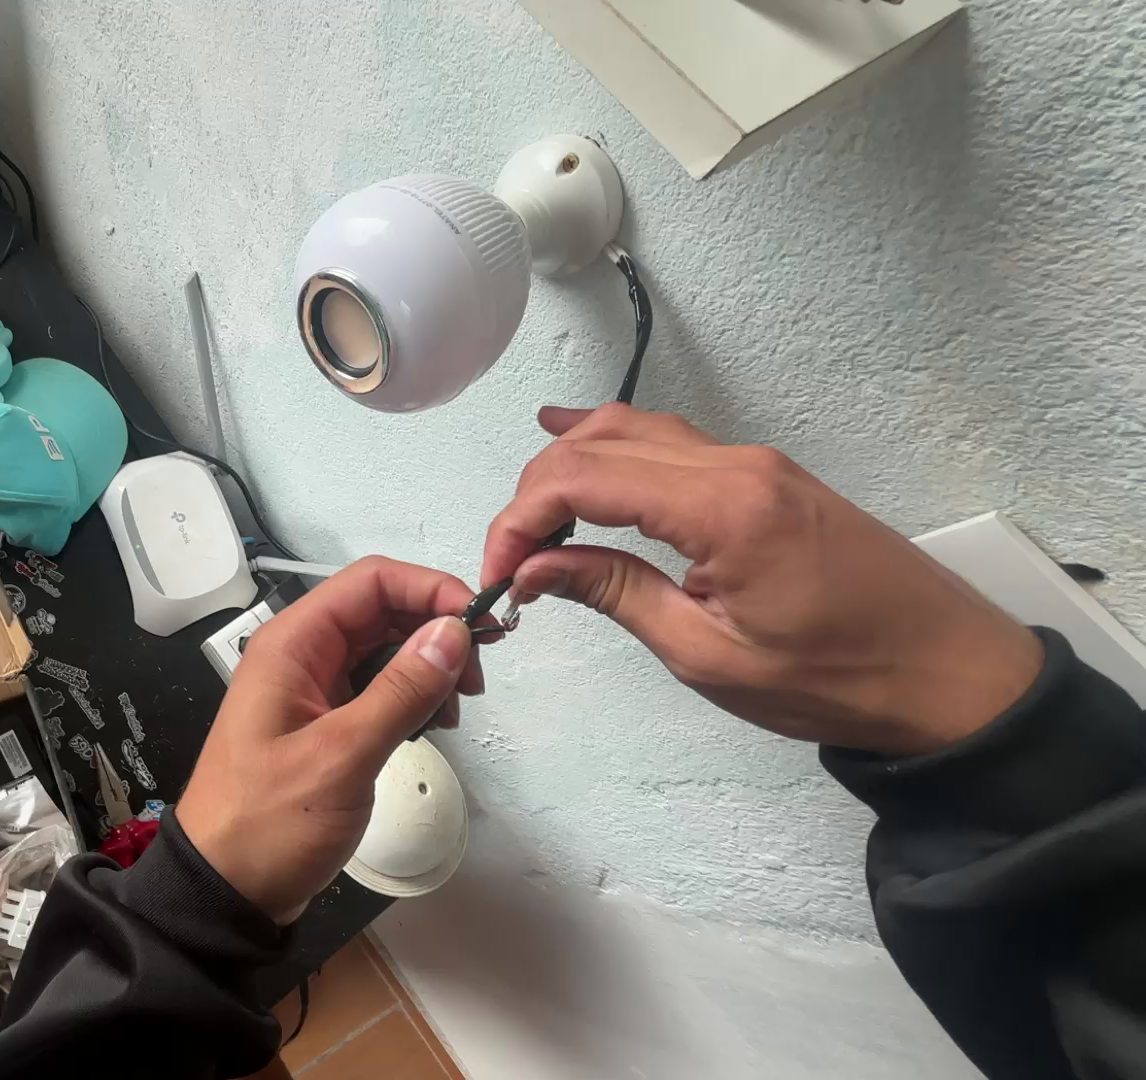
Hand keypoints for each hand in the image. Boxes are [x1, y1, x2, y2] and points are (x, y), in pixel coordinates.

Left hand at [174, 557, 483, 923]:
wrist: (227, 886)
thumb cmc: (270, 822)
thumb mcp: (342, 755)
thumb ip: (400, 690)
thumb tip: (452, 631)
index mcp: (293, 643)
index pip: (370, 581)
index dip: (429, 589)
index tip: (477, 626)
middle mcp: (301, 652)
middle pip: (380, 610)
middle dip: (434, 631)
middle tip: (475, 681)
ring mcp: (311, 685)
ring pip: (382, 647)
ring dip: (426, 666)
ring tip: (453, 711)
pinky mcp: (323, 717)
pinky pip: (373, 685)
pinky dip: (408, 696)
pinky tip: (428, 726)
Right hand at [484, 404, 1042, 756]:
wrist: (958, 679)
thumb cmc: (834, 680)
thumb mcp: (705, 654)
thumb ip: (611, 593)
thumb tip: (530, 568)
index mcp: (720, 508)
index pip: (581, 480)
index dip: (518, 521)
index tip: (500, 573)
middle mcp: (731, 465)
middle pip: (593, 447)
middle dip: (531, 498)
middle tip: (512, 561)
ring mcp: (747, 461)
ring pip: (623, 428)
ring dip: (562, 467)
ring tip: (532, 521)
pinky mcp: (755, 473)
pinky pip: (661, 436)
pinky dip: (604, 441)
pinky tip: (566, 434)